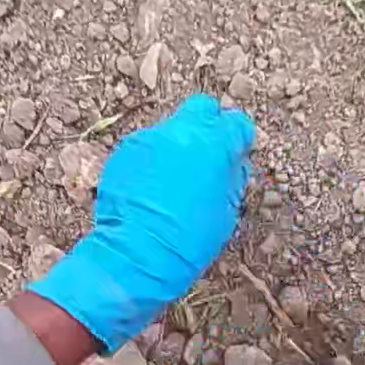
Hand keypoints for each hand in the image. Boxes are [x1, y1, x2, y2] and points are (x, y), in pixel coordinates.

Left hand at [29, 95, 255, 350]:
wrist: (138, 255)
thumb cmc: (188, 242)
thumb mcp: (226, 214)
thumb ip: (233, 179)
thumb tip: (236, 163)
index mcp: (214, 146)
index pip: (237, 124)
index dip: (238, 142)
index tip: (236, 156)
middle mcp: (181, 132)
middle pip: (203, 109)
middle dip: (209, 127)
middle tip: (208, 156)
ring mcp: (150, 139)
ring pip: (173, 129)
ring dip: (179, 147)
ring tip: (175, 183)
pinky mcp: (126, 151)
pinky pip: (148, 147)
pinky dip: (154, 161)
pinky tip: (153, 191)